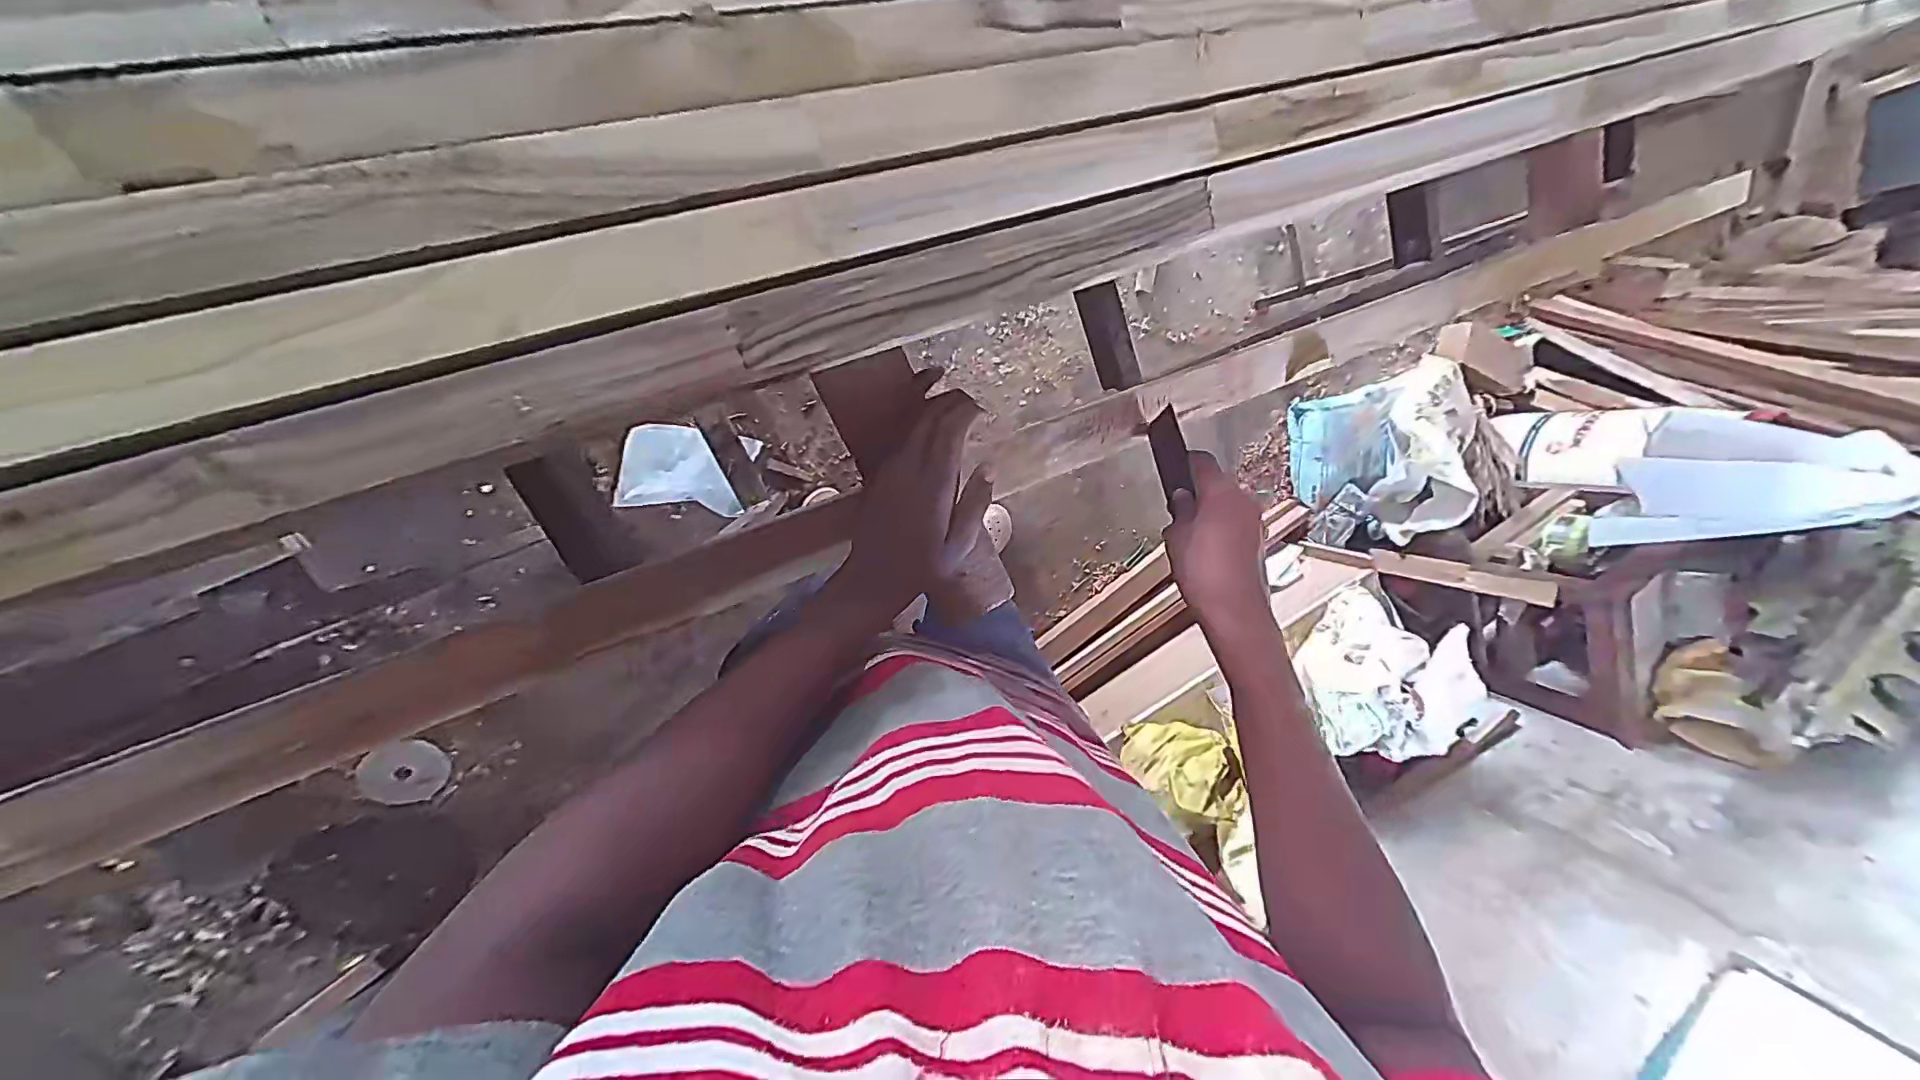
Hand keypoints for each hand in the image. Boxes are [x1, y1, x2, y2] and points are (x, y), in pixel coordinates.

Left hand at [833, 373, 991, 614]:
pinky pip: (895, 434)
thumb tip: (989, 467)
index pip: (948, 432)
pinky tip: (919, 409)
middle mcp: (908, 468)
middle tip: (970, 398)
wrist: (873, 577)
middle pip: (928, 419)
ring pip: (907, 421)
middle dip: (949, 401)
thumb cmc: (922, 568)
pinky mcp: (878, 473)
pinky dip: (908, 416)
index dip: (964, 412)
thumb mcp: (959, 545)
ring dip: (926, 400)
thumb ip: (974, 504)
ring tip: (944, 383)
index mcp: (932, 484)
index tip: (980, 407)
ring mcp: (889, 468)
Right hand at [1164, 451, 1270, 632]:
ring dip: (1208, 511)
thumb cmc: (1206, 575)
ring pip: (1226, 504)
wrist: (1234, 610)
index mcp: (1221, 493)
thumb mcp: (1177, 537)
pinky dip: (1219, 528)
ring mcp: (1254, 521)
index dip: (1185, 462)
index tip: (1175, 464)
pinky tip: (1202, 549)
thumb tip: (1182, 499)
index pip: (1202, 462)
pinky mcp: (1257, 540)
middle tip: (1174, 507)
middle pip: (1216, 484)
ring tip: (1186, 534)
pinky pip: (1234, 523)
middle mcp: (1243, 502)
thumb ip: (1180, 511)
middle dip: (1196, 492)